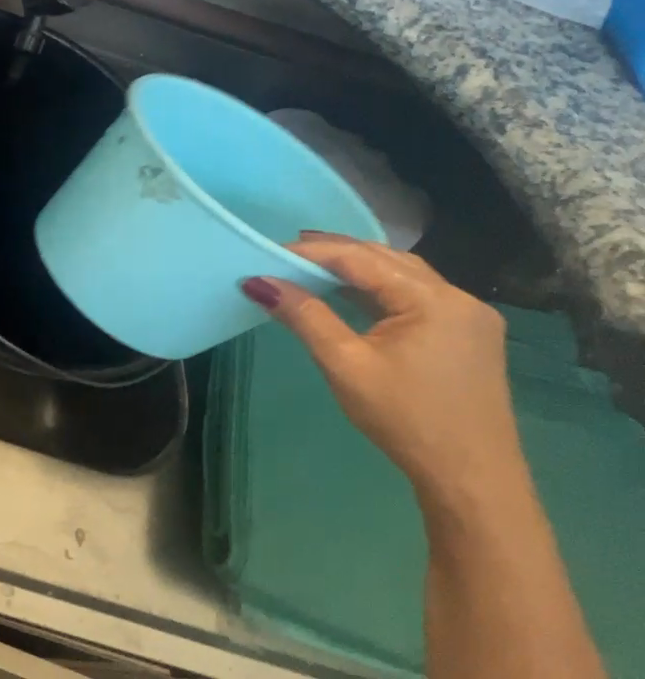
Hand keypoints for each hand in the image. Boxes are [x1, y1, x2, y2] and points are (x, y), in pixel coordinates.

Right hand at [241, 234, 525, 504]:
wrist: (471, 477)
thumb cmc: (405, 417)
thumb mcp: (344, 364)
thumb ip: (304, 316)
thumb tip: (258, 282)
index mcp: (434, 301)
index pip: (361, 259)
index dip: (311, 252)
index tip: (265, 254)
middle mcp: (459, 299)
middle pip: (387, 260)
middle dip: (335, 253)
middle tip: (283, 253)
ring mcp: (469, 318)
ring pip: (404, 276)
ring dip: (358, 269)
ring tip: (311, 269)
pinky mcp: (468, 337)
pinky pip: (417, 296)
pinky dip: (379, 289)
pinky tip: (351, 296)